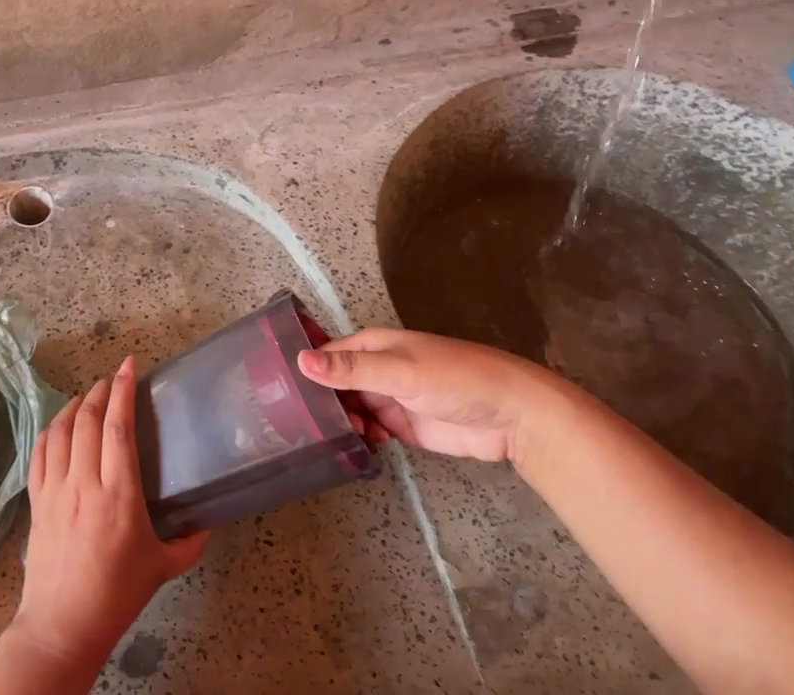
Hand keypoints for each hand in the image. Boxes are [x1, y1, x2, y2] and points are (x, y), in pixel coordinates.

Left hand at [13, 356, 208, 673]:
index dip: (123, 392)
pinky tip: (59, 424)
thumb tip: (207, 522)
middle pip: (87, 421)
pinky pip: (40, 453)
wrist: (63, 623)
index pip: (118, 428)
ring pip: (61, 431)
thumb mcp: (163, 567)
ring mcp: (55, 489)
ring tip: (88, 394)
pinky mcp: (37, 500)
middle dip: (100, 391)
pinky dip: (50, 430)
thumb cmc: (118, 594)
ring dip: (74, 405)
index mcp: (119, 495)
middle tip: (112, 378)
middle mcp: (84, 483)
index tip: (129, 366)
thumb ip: (189, 541)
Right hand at [298, 328, 566, 463]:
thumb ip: (351, 370)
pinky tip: (359, 446)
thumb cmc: (456, 380)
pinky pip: (370, 429)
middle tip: (304, 426)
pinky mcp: (403, 425)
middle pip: (335, 384)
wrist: (514, 416)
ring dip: (341, 422)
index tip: (279, 393)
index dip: (305, 371)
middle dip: (321, 402)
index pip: (326, 355)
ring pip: (350, 408)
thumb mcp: (400, 372)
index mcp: (373, 346)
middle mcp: (377, 369)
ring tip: (337, 437)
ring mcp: (390, 398)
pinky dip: (361, 437)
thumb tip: (300, 361)